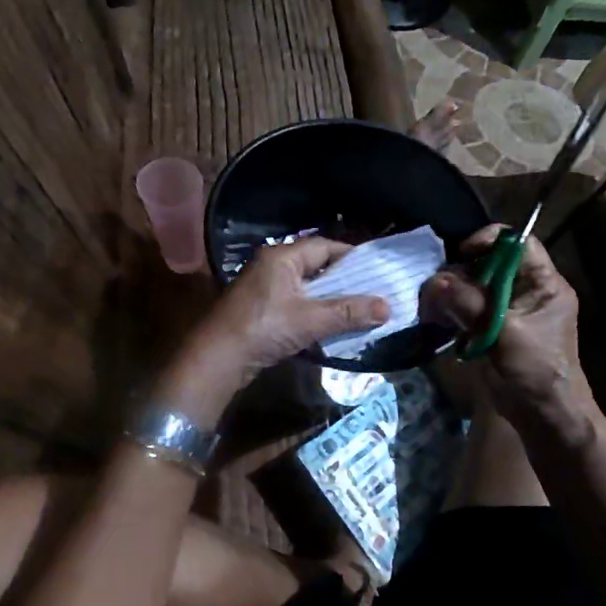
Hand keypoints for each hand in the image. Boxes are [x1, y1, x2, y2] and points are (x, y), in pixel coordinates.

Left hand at [160, 238, 389, 421]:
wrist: (217, 360)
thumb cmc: (264, 328)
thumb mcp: (311, 319)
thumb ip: (349, 312)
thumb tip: (388, 307)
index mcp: (282, 257)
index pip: (325, 246)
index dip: (352, 256)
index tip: (375, 270)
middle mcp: (272, 266)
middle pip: (316, 265)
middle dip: (344, 279)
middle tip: (372, 290)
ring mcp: (264, 288)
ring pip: (307, 286)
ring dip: (330, 297)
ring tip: (359, 308)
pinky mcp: (261, 309)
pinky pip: (296, 302)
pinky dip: (315, 310)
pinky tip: (332, 324)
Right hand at [420, 226, 594, 440]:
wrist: (543, 415)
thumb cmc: (537, 370)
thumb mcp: (506, 333)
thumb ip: (471, 305)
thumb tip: (436, 282)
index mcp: (544, 284)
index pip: (518, 244)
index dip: (490, 241)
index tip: (462, 253)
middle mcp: (526, 291)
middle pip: (490, 264)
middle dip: (461, 271)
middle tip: (437, 286)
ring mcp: (508, 310)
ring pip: (474, 287)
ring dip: (451, 293)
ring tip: (431, 305)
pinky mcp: (492, 329)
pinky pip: (468, 309)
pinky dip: (450, 311)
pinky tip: (435, 319)